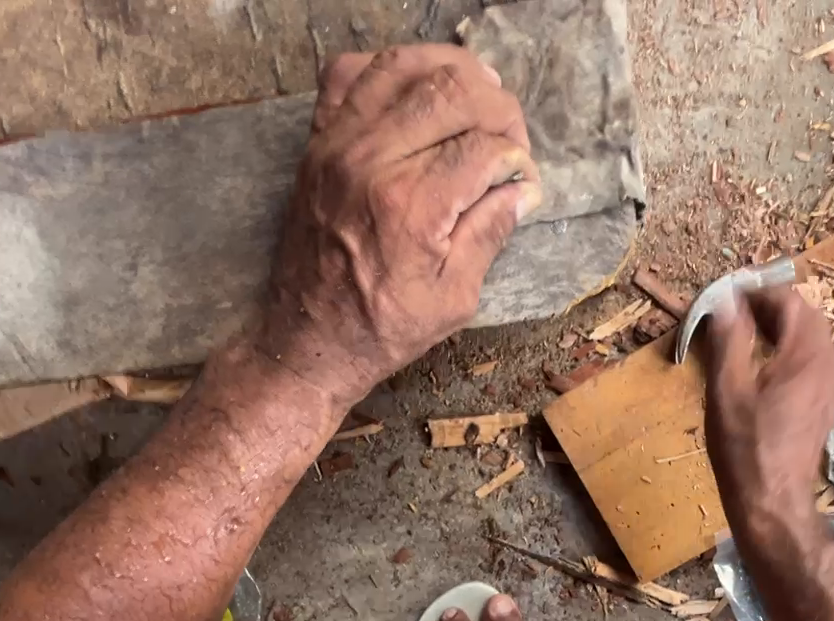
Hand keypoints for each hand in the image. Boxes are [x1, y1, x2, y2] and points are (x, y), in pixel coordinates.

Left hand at [260, 46, 543, 405]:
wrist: (309, 340)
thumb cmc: (384, 329)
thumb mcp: (453, 300)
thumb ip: (488, 234)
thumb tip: (523, 189)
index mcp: (412, 206)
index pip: (484, 148)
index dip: (516, 159)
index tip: (524, 181)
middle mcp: (372, 160)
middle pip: (452, 93)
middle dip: (497, 109)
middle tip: (510, 139)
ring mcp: (338, 145)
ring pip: (404, 68)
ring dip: (452, 73)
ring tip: (479, 96)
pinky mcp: (317, 144)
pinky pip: (351, 75)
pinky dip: (389, 69)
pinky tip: (417, 91)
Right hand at [700, 286, 833, 545]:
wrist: (772, 500)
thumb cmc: (744, 446)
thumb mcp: (726, 390)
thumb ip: (727, 339)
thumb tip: (724, 300)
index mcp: (805, 354)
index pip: (788, 300)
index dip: (756, 291)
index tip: (725, 296)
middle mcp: (828, 363)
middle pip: (804, 315)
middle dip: (769, 307)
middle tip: (732, 314)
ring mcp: (831, 385)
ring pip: (810, 338)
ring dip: (779, 329)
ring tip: (743, 337)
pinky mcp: (825, 403)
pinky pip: (811, 361)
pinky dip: (788, 351)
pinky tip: (762, 368)